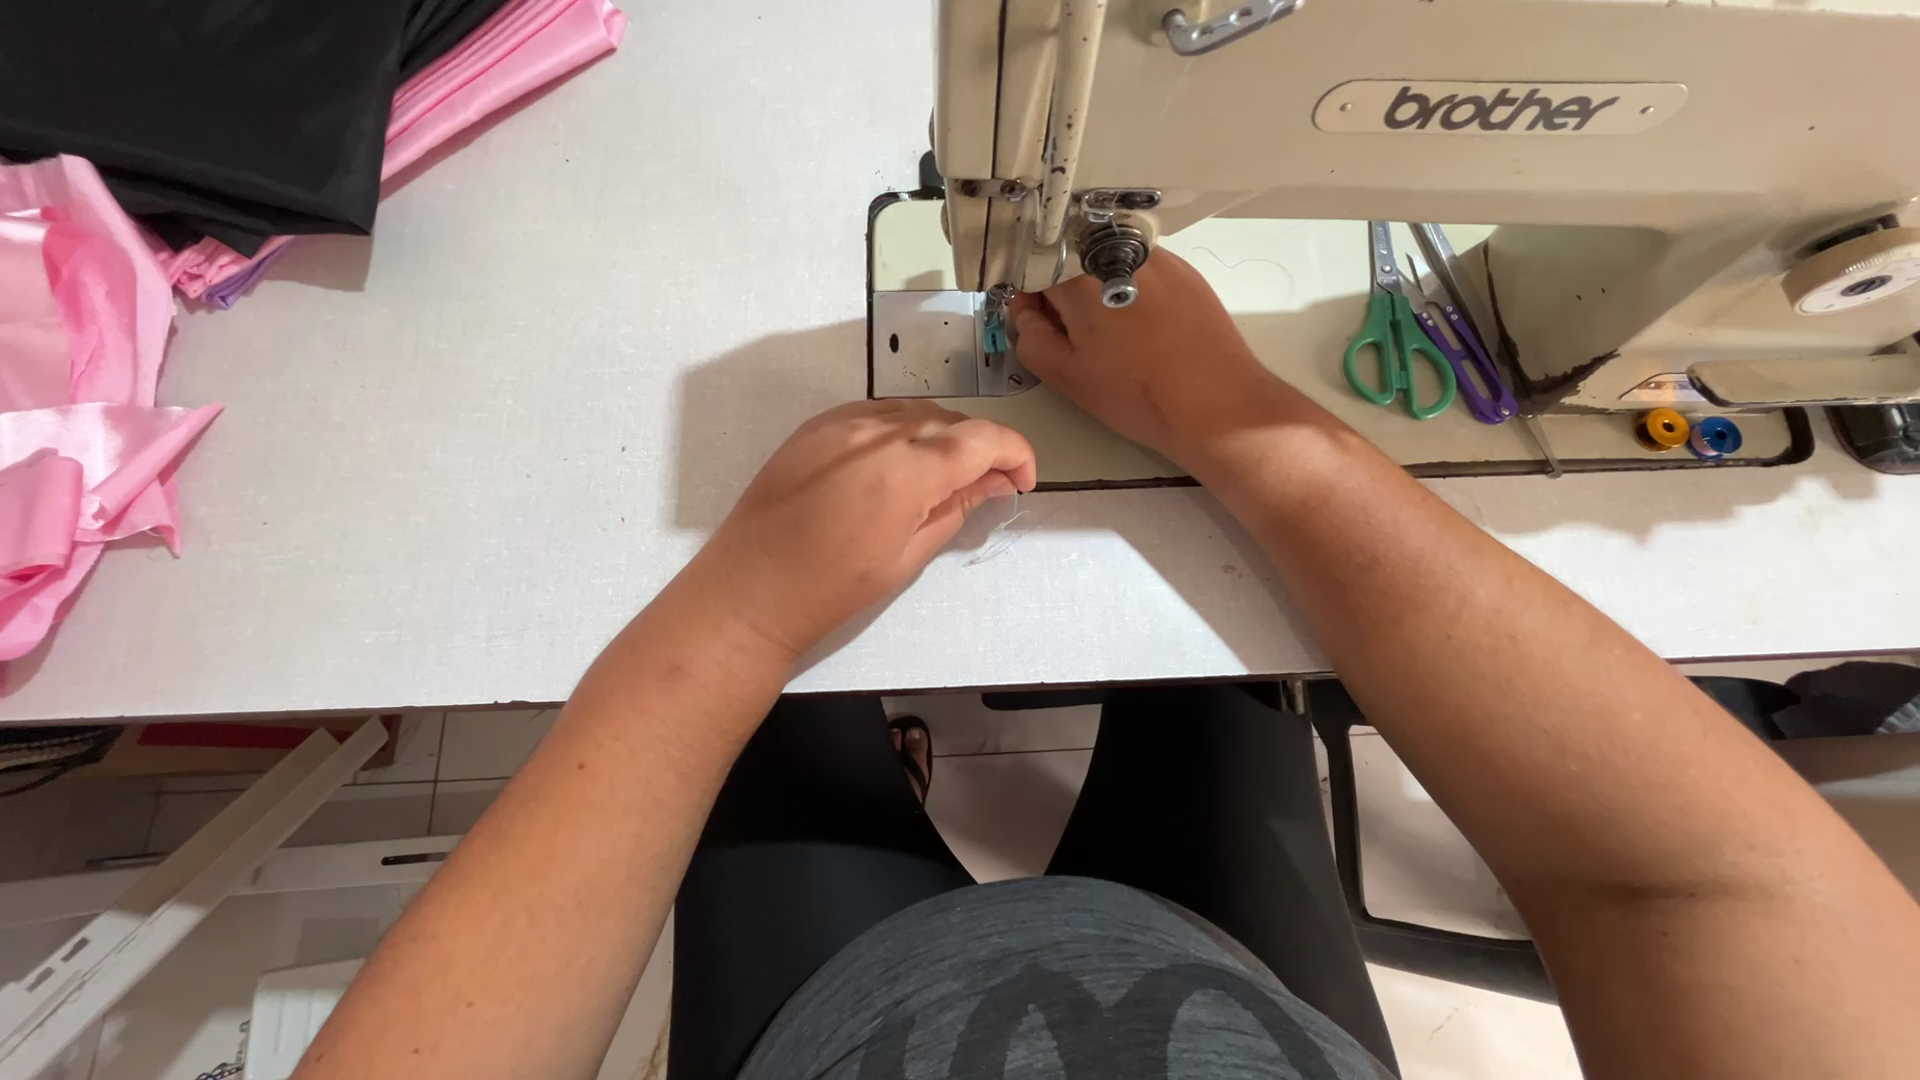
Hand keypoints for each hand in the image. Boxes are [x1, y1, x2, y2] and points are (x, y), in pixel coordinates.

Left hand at [686, 400, 1036, 659]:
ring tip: (940, 479)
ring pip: (914, 411)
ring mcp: (840, 423)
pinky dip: (901, 430)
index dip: (1016, 454)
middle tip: (984, 487)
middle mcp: (876, 432)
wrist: (749, 589)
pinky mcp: (816, 426)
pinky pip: (876, 413)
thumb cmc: (833, 589)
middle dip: (979, 448)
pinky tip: (897, 464)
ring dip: (941, 436)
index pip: (983, 438)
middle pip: (951, 420)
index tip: (1022, 483)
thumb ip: (957, 506)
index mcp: (906, 470)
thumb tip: (997, 481)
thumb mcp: (908, 555)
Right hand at [1008, 250, 1282, 459]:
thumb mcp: (1066, 375)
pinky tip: (1141, 329)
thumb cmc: (1136, 394)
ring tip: (1114, 337)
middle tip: (1075, 338)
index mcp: (1080, 276)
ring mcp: (1154, 257)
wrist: (1214, 402)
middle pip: (1070, 260)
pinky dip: (1128, 291)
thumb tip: (1024, 310)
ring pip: (1104, 264)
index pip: (1033, 268)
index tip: (1037, 324)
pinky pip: (1138, 270)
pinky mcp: (1182, 270)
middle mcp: (1116, 252)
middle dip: (1062, 293)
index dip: (1029, 297)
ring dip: (1096, 291)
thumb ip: (1030, 336)